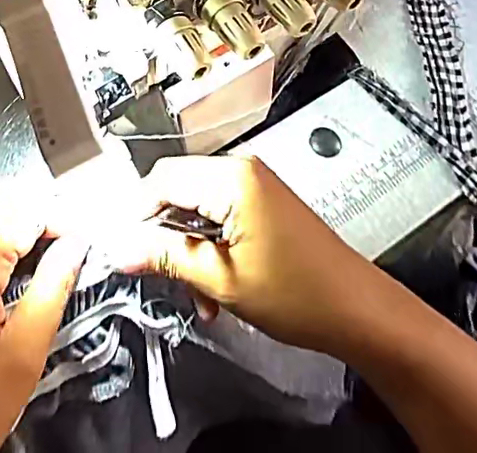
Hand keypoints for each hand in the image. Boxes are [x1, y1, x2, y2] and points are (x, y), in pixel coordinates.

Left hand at [0, 201, 88, 452]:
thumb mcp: (19, 359)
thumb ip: (53, 289)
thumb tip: (76, 244)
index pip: (30, 210)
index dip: (63, 221)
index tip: (85, 243)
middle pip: (1, 202)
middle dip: (38, 216)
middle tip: (66, 247)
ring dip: (8, 221)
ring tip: (36, 253)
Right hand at [118, 155, 393, 356]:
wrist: (354, 307)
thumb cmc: (297, 293)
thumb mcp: (221, 279)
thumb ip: (165, 257)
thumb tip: (122, 248)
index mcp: (231, 178)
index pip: (161, 179)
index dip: (137, 216)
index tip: (127, 251)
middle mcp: (241, 169)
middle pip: (177, 190)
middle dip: (165, 237)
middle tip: (164, 280)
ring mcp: (253, 183)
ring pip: (195, 207)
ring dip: (188, 249)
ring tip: (200, 296)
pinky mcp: (261, 199)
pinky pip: (218, 213)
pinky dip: (209, 246)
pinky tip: (216, 286)